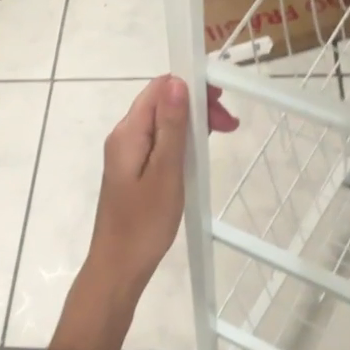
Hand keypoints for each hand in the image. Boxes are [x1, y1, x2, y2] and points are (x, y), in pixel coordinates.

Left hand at [49, 76, 237, 349]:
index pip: (158, 89)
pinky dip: (182, 143)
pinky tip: (199, 154)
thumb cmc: (144, 223)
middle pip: (161, 104)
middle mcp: (124, 137)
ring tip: (222, 136)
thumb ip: (172, 127)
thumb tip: (176, 83)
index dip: (191, 87)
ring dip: (192, 125)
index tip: (221, 102)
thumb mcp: (166, 172)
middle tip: (230, 126)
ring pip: (163, 124)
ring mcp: (127, 155)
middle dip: (196, 106)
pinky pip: (160, 144)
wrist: (119, 267)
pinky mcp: (133, 171)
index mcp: (128, 133)